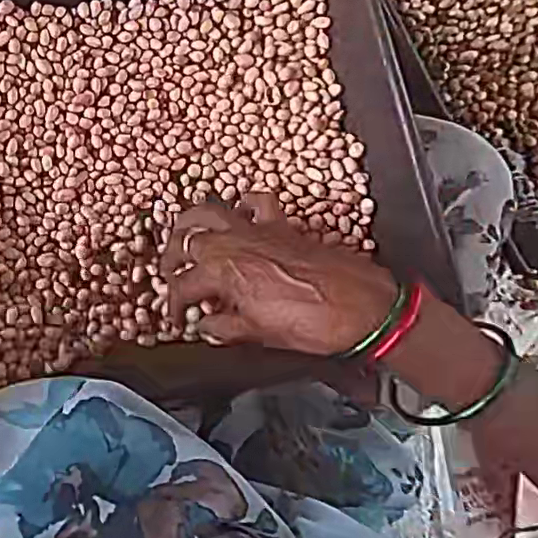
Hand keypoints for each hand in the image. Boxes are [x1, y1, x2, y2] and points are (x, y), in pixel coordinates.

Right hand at [161, 194, 400, 356]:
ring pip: (208, 211)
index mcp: (222, 272)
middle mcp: (232, 243)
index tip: (177, 317)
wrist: (364, 308)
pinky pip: (255, 203)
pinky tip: (238, 214)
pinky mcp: (280, 226)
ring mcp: (256, 230)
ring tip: (185, 235)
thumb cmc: (314, 323)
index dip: (174, 304)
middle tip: (172, 276)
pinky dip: (242, 205)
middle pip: (185, 243)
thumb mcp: (261, 334)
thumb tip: (206, 325)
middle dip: (173, 261)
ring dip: (191, 223)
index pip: (182, 286)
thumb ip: (225, 326)